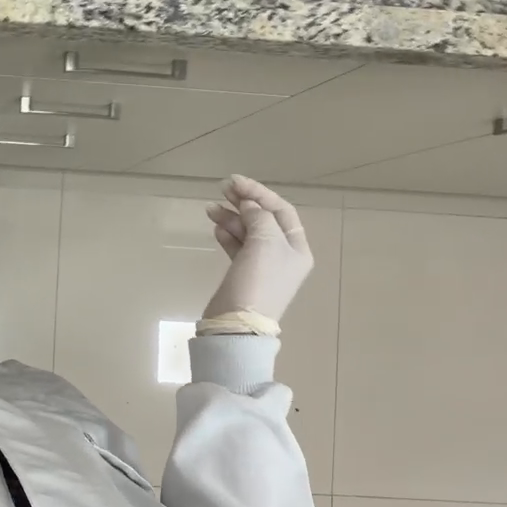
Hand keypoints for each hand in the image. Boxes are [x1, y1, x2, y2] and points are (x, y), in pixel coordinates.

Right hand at [203, 175, 313, 322]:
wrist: (238, 324)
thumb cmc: (258, 282)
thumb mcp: (264, 243)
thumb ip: (258, 218)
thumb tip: (249, 206)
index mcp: (296, 247)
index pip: (280, 210)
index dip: (258, 193)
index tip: (234, 182)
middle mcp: (283, 254)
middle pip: (264, 219)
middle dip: (244, 203)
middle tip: (222, 189)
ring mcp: (262, 265)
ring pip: (248, 233)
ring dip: (231, 218)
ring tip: (210, 209)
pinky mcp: (244, 275)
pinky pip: (238, 248)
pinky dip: (228, 235)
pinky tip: (216, 228)